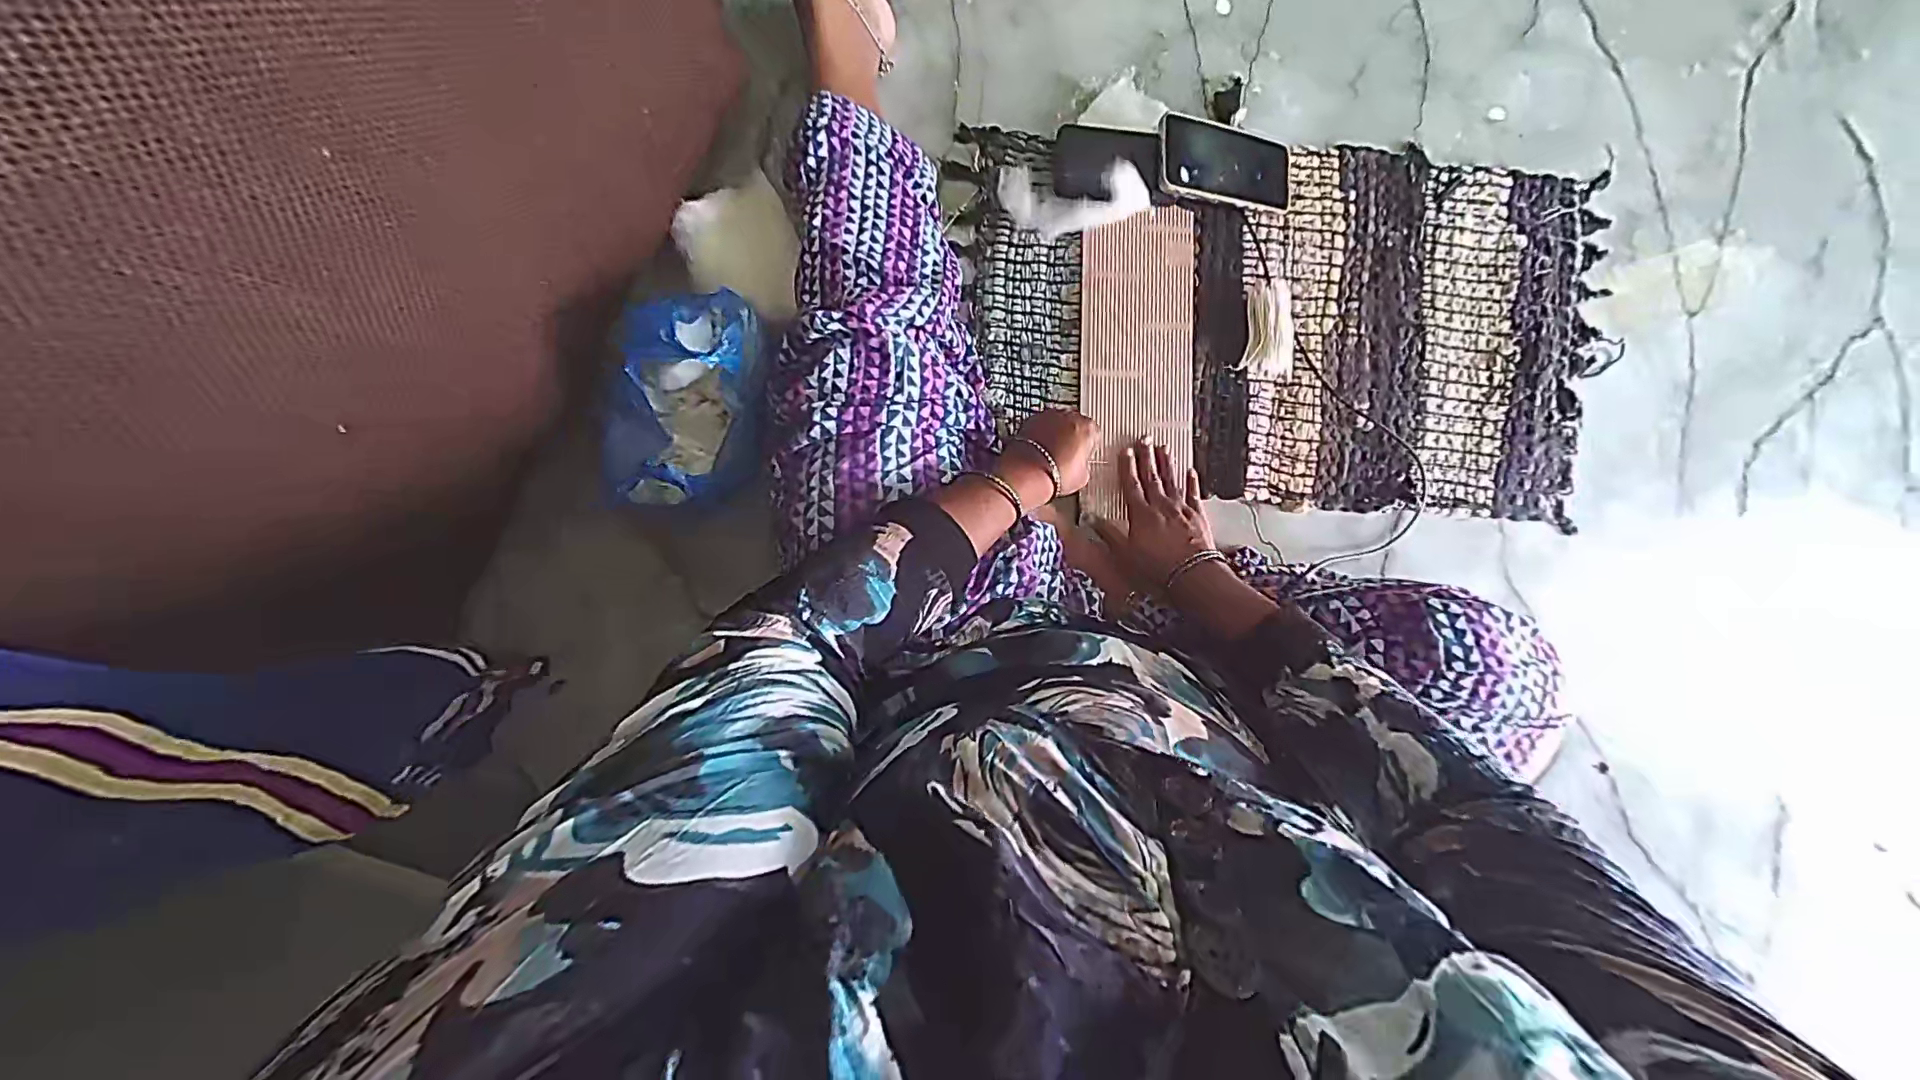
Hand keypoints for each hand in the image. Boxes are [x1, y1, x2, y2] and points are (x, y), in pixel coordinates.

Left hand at [1007, 409, 1099, 497]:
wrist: (1028, 473)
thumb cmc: (1054, 473)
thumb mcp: (1082, 477)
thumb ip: (1085, 464)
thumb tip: (1080, 466)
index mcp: (1088, 427)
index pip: (1094, 434)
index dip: (1088, 447)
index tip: (1083, 457)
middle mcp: (1069, 416)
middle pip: (1075, 424)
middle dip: (1071, 437)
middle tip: (1065, 456)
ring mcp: (1048, 416)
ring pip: (1056, 423)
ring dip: (1055, 434)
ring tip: (1050, 455)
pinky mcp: (1030, 420)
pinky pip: (1039, 426)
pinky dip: (1039, 435)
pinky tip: (1038, 452)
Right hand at [1092, 439, 1215, 589]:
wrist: (1192, 573)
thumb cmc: (1157, 566)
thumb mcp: (1126, 553)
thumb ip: (1110, 534)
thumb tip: (1092, 520)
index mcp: (1141, 514)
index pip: (1132, 485)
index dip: (1128, 467)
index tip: (1126, 451)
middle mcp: (1161, 506)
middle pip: (1151, 477)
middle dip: (1147, 457)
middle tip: (1145, 439)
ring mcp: (1181, 509)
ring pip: (1172, 480)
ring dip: (1167, 463)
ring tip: (1164, 448)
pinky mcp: (1197, 516)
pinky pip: (1194, 494)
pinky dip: (1192, 481)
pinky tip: (1191, 471)